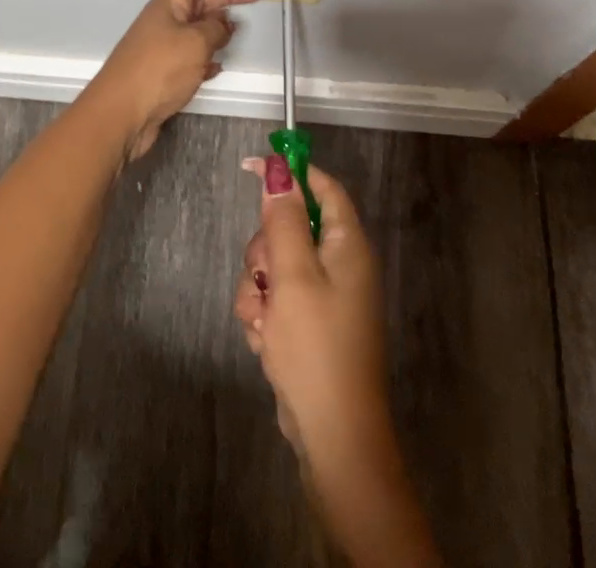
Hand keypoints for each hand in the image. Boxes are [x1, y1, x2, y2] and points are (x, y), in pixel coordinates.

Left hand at [82, 0, 265, 159]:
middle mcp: (163, 21)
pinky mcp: (163, 74)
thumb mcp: (195, 42)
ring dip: (218, 25)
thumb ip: (215, 29)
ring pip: (195, 28)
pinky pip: (190, 56)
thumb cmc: (159, 70)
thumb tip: (225, 23)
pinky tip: (219, 64)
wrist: (122, 113)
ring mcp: (162, 48)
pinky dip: (207, 56)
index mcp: (168, 5)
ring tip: (241, 27)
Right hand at [233, 158, 388, 462]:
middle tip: (265, 281)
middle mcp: (340, 265)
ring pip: (273, 269)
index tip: (249, 167)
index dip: (289, 173)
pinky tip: (266, 342)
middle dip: (263, 255)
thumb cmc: (316, 345)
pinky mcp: (309, 324)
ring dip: (258, 293)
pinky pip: (275, 301)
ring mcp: (325, 297)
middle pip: (288, 230)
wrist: (332, 428)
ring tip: (265, 324)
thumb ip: (283, 221)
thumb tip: (277, 170)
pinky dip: (264, 317)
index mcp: (347, 246)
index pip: (322, 189)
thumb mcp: (293, 276)